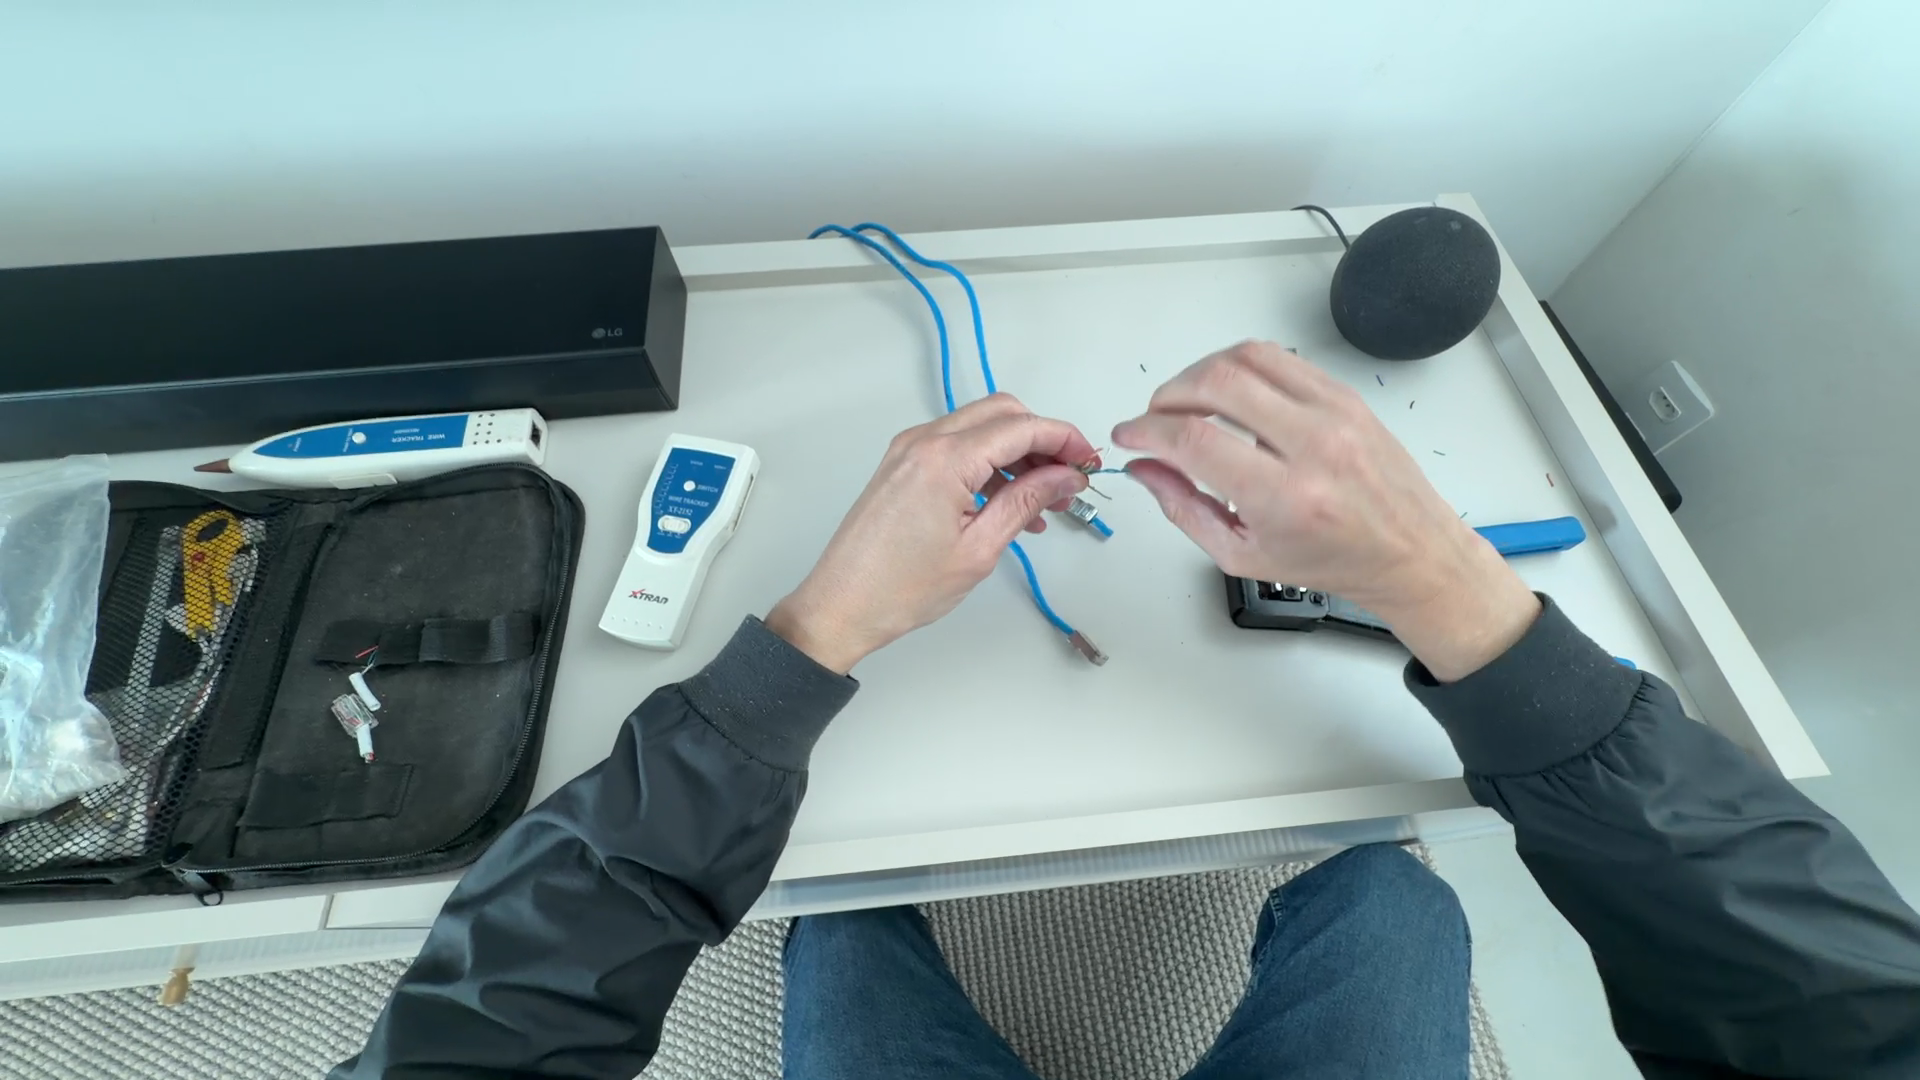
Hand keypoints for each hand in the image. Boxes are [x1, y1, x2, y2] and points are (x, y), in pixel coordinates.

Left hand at [766, 394, 1095, 673]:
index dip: (1064, 439)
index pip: (1021, 426)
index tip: (1088, 463)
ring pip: (980, 428)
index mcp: (945, 458)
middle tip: (1068, 479)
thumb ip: (1026, 501)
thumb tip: (1067, 476)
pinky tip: (1009, 504)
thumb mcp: (979, 549)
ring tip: (1044, 501)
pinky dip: (988, 465)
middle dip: (1042, 439)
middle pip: (1002, 413)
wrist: (841, 605)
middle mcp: (924, 440)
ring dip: (1016, 453)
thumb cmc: (904, 588)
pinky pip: (956, 448)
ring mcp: (909, 450)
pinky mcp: (902, 465)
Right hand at [1112, 342, 1539, 680]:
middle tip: (1154, 418)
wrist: (1411, 553)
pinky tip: (1225, 392)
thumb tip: (1143, 468)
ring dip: (1198, 373)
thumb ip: (1183, 508)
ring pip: (1246, 357)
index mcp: (1283, 497)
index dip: (1145, 431)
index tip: (1127, 436)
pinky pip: (1278, 358)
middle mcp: (1312, 445)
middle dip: (1166, 396)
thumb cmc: (1328, 562)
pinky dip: (1237, 367)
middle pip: (1216, 383)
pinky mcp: (1345, 394)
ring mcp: (1334, 411)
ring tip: (1185, 401)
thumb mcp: (1240, 555)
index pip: (1193, 439)